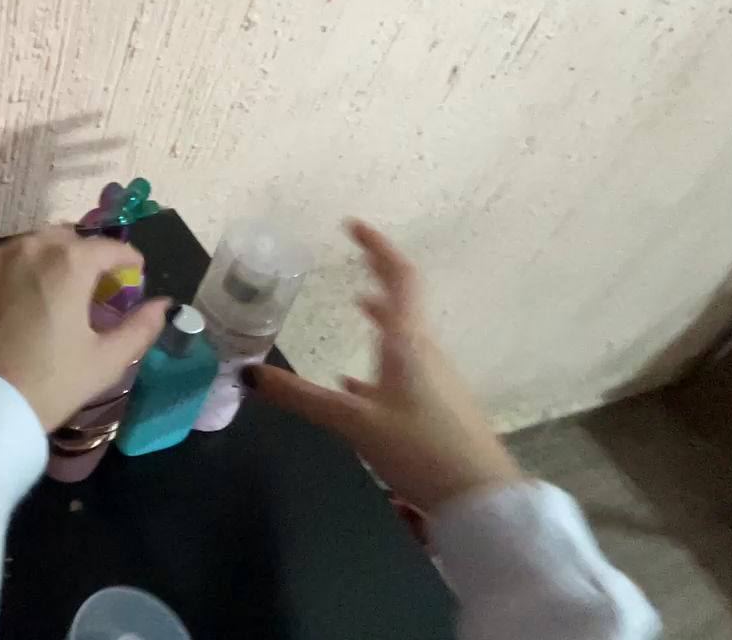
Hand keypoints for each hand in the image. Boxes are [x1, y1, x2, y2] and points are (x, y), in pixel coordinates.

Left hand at [0, 227, 170, 431]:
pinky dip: (15, 269)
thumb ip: (140, 327)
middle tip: (94, 284)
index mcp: (68, 263)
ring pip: (30, 244)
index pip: (108, 247)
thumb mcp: (105, 360)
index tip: (134, 274)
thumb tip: (163, 304)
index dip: (127, 260)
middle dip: (86, 255)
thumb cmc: (49, 382)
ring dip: (49, 259)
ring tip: (56, 289)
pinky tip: (19, 297)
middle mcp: (29, 247)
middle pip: (67, 239)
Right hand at [248, 220, 523, 511]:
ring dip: (382, 316)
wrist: (485, 506)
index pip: (399, 280)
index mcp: (407, 344)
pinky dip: (381, 357)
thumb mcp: (350, 421)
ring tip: (357, 306)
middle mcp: (425, 354)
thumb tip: (246, 373)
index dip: (378, 248)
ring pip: (404, 336)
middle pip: (404, 303)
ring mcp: (436, 380)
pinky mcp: (438, 406)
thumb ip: (297, 395)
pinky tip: (356, 381)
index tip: (354, 225)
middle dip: (378, 277)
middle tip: (352, 260)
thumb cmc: (421, 449)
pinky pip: (405, 367)